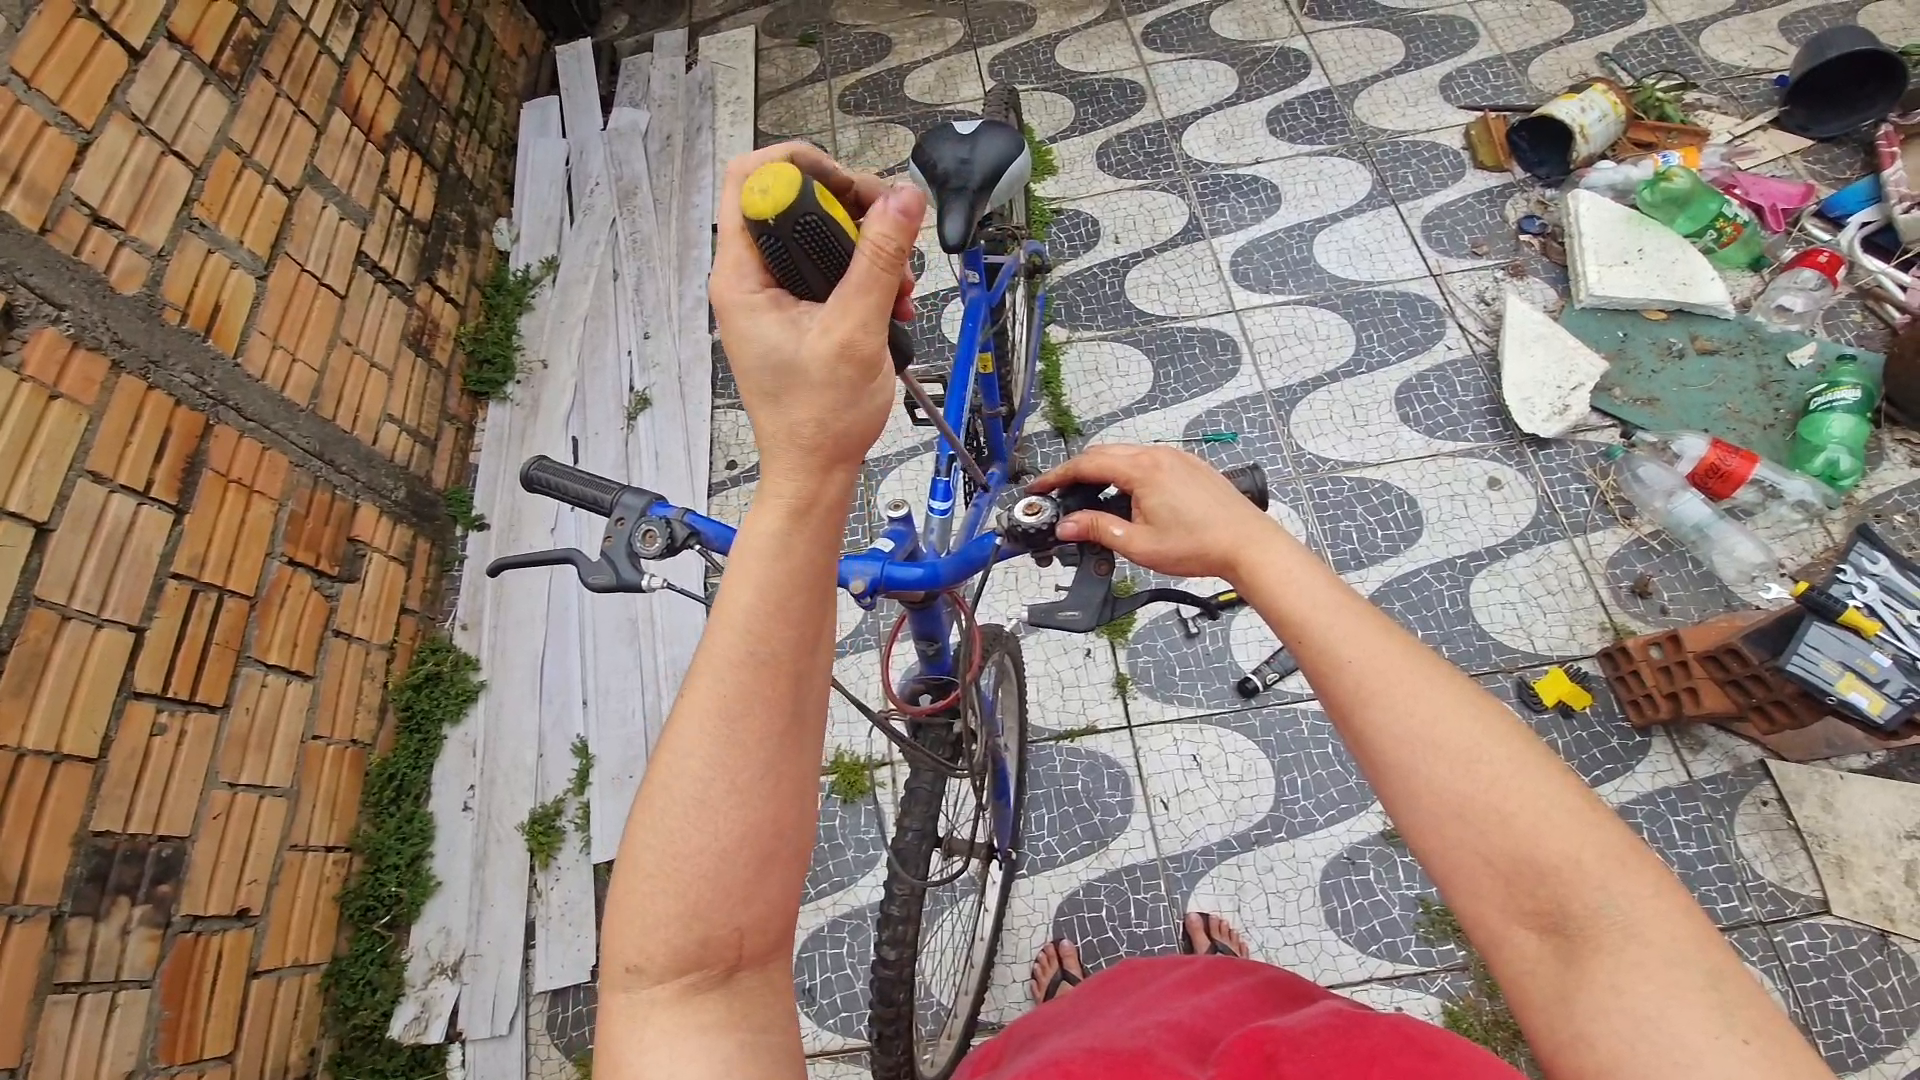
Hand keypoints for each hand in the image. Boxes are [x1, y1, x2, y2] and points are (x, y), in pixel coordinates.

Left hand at [710, 142, 926, 491]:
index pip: (753, 177)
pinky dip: (865, 278)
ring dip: (867, 249)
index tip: (856, 193)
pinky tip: (891, 304)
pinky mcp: (796, 314)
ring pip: (819, 236)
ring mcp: (774, 297)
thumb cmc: (819, 419)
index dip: (807, 168)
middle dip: (852, 212)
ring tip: (898, 285)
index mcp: (742, 277)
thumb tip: (902, 199)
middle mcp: (751, 279)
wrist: (816, 469)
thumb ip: (879, 260)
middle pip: (794, 201)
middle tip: (892, 235)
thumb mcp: (855, 332)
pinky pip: (830, 272)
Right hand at [1027, 445, 1289, 581]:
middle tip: (1059, 492)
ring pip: (1126, 455)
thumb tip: (1067, 525)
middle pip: (1103, 454)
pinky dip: (1127, 471)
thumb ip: (1098, 530)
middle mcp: (1158, 455)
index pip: (1086, 464)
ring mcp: (1176, 457)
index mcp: (1143, 470)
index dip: (1057, 476)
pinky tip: (1125, 495)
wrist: (1248, 544)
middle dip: (1076, 471)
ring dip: (1102, 471)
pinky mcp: (1189, 466)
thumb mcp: (1139, 544)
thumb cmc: (1200, 545)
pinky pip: (1148, 460)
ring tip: (1089, 496)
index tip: (1040, 487)